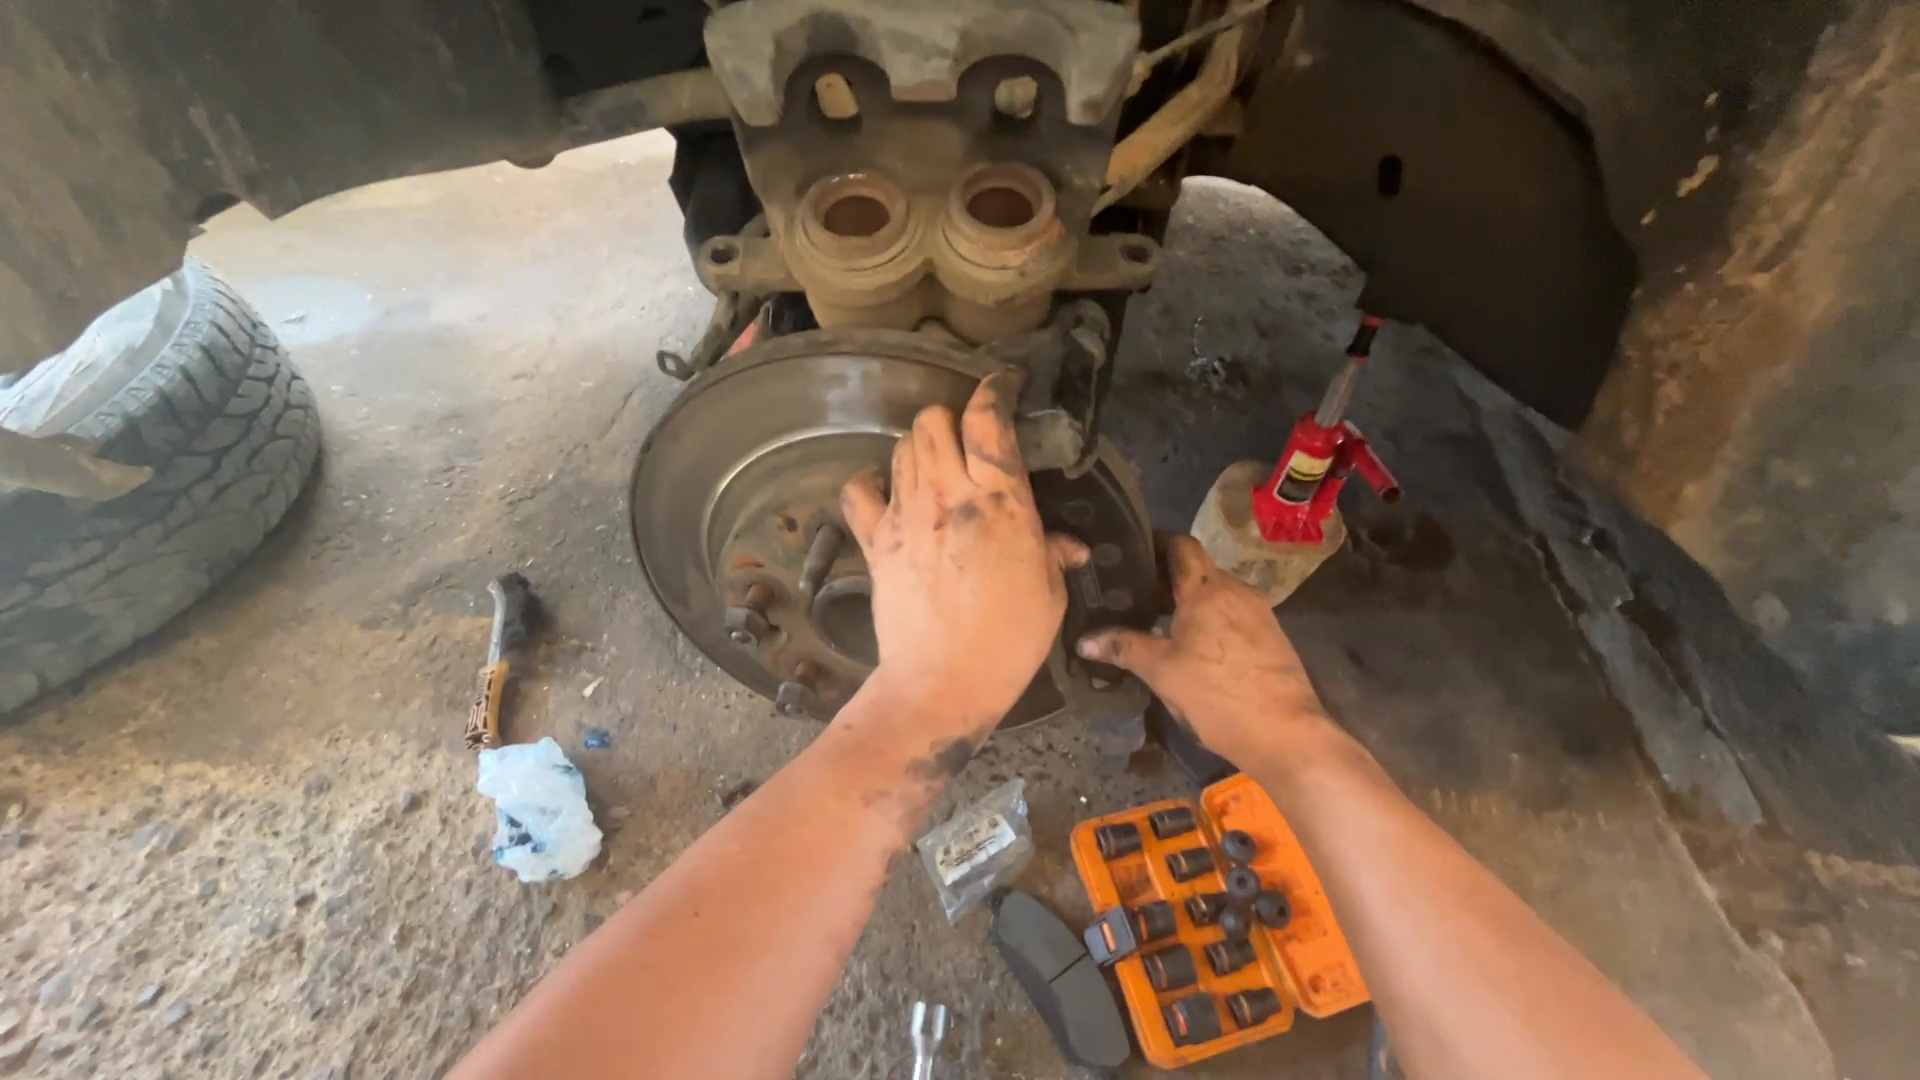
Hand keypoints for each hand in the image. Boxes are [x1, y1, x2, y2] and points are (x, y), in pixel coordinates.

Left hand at [840, 370, 1088, 740]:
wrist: (943, 682)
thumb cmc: (1008, 641)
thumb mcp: (1050, 595)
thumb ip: (1055, 555)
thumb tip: (1069, 545)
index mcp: (1001, 501)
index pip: (986, 419)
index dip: (992, 390)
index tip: (1000, 387)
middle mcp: (949, 494)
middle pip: (932, 420)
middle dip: (949, 420)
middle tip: (964, 443)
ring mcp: (906, 515)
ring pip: (899, 447)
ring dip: (917, 449)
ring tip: (933, 471)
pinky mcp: (875, 541)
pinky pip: (859, 490)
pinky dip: (871, 484)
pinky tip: (888, 496)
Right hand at [1077, 533, 1328, 764]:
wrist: (1287, 733)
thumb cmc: (1218, 695)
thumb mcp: (1162, 672)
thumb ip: (1124, 648)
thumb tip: (1083, 640)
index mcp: (1206, 590)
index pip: (1181, 545)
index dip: (1157, 540)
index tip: (1132, 547)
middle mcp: (1235, 591)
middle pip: (1198, 569)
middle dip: (1167, 576)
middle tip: (1134, 590)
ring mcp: (1258, 613)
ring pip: (1216, 593)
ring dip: (1189, 599)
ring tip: (1158, 617)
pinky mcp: (1271, 636)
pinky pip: (1232, 613)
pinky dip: (1210, 617)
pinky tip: (1193, 642)